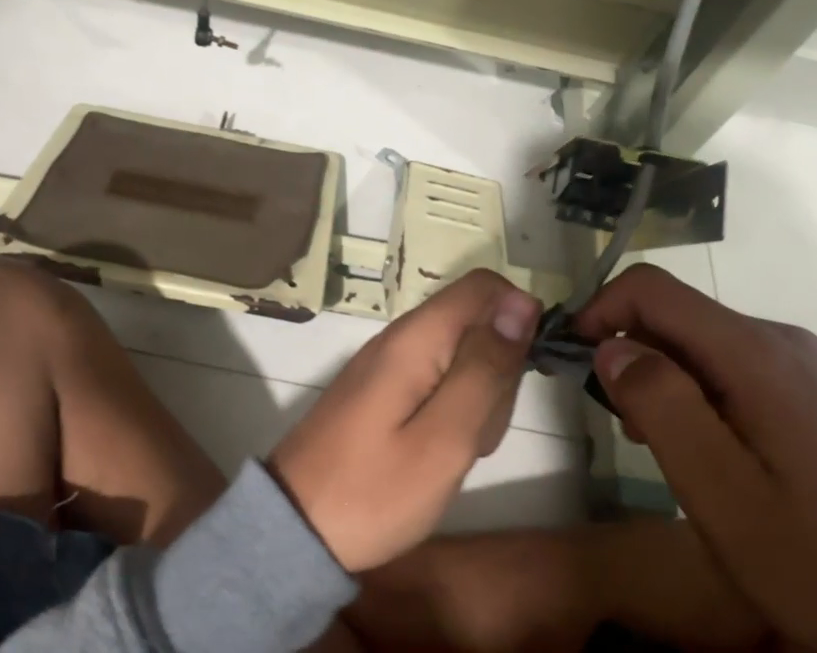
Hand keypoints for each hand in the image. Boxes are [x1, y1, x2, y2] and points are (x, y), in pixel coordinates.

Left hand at [269, 269, 539, 572]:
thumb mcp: (445, 438)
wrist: (295, 531)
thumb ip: (485, 369)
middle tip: (475, 432)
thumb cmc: (374, 492)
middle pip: (474, 323)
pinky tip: (436, 453)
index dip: (517, 318)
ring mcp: (388, 365)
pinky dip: (450, 413)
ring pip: (459, 356)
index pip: (484, 287)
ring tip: (452, 450)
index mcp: (415, 338)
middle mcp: (400, 338)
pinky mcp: (381, 391)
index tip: (521, 376)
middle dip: (496, 372)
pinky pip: (435, 382)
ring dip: (476, 400)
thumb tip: (520, 302)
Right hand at [576, 265, 816, 652]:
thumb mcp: (722, 495)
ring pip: (709, 345)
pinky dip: (705, 394)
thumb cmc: (816, 564)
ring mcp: (811, 367)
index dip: (600, 310)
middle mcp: (785, 342)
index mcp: (758, 355)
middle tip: (621, 426)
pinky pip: (742, 369)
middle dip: (634, 354)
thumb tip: (611, 347)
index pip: (653, 289)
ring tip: (662, 448)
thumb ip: (661, 408)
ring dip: (667, 379)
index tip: (574, 360)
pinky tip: (715, 454)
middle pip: (681, 316)